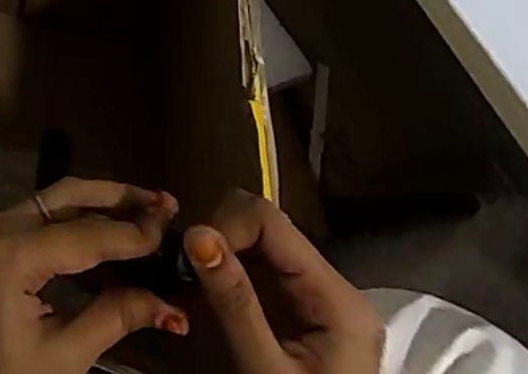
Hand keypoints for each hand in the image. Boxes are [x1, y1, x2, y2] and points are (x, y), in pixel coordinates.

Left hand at [0, 177, 188, 373]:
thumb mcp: (64, 358)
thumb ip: (115, 318)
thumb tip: (171, 305)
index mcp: (10, 254)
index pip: (84, 233)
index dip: (132, 231)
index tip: (174, 222)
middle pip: (67, 197)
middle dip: (116, 197)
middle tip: (163, 202)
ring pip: (56, 202)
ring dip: (100, 205)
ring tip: (147, 212)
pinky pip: (44, 219)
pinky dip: (80, 221)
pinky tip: (112, 232)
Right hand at [183, 191, 383, 373]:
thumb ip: (235, 303)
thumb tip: (195, 233)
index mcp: (338, 300)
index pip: (269, 219)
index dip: (222, 225)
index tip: (190, 257)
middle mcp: (334, 286)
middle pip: (264, 221)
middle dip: (219, 233)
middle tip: (191, 271)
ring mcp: (319, 295)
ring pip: (258, 236)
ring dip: (220, 247)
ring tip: (197, 281)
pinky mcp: (303, 306)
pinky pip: (259, 262)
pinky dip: (228, 264)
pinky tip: (212, 290)